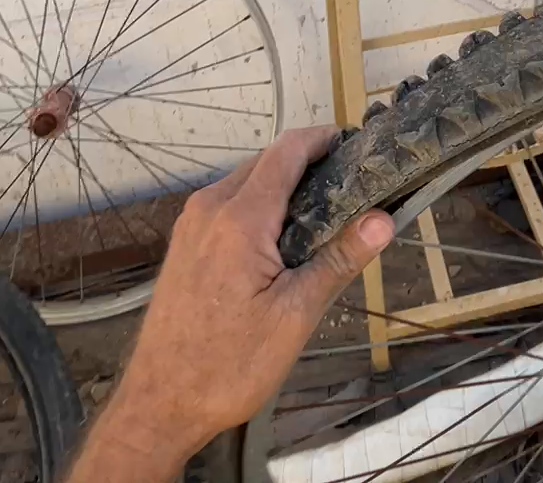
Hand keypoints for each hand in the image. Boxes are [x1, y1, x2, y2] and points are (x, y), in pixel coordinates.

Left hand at [69, 126, 393, 479]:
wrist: (158, 405)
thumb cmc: (229, 365)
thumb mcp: (295, 316)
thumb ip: (338, 259)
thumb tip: (383, 219)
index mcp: (240, 218)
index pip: (286, 151)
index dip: (321, 138)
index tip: (355, 142)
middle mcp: (210, 206)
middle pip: (267, 160)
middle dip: (308, 161)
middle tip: (350, 184)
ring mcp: (192, 222)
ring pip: (247, 179)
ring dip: (284, 182)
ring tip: (324, 210)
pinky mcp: (186, 240)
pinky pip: (229, 201)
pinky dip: (261, 202)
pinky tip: (282, 235)